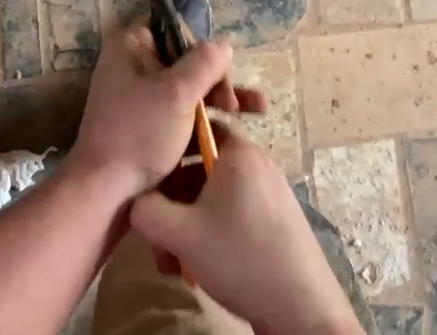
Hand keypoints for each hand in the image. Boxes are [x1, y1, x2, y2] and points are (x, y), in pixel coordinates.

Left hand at [70, 20, 240, 198]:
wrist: (107, 193)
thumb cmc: (138, 134)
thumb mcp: (175, 94)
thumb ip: (204, 64)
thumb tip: (224, 44)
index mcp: (130, 47)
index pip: (171, 26)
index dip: (198, 44)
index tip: (216, 70)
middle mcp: (134, 67)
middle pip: (186, 59)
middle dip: (216, 77)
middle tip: (232, 104)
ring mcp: (142, 98)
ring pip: (190, 88)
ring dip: (222, 97)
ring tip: (258, 109)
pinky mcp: (151, 127)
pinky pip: (185, 113)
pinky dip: (209, 118)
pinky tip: (238, 129)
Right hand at [130, 122, 361, 334]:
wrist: (302, 310)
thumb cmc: (240, 257)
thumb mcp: (180, 233)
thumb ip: (145, 209)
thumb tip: (134, 200)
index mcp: (239, 152)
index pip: (198, 125)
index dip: (170, 145)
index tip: (150, 171)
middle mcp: (258, 162)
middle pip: (202, 166)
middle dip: (174, 200)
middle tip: (159, 234)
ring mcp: (271, 191)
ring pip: (216, 195)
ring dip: (189, 222)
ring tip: (175, 260)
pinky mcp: (278, 219)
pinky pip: (235, 211)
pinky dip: (213, 230)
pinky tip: (201, 264)